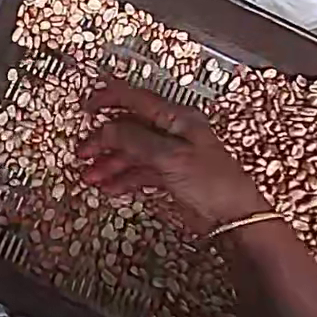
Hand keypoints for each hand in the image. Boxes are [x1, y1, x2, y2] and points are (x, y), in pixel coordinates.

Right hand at [75, 81, 270, 235]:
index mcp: (177, 118)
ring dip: (110, 163)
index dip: (109, 98)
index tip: (86, 106)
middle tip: (82, 153)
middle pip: (130, 128)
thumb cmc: (210, 182)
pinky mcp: (170, 176)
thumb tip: (106, 127)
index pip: (137, 99)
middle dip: (104, 140)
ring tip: (91, 177)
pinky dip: (123, 178)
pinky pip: (140, 171)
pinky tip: (109, 187)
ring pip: (132, 152)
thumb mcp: (170, 157)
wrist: (234, 218)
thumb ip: (136, 139)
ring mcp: (171, 155)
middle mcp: (173, 132)